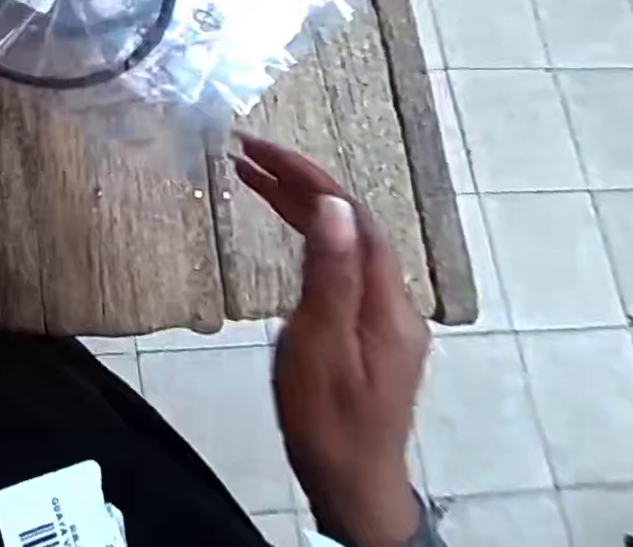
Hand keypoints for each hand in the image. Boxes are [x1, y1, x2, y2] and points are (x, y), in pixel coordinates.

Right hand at [232, 134, 428, 546]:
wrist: (350, 482)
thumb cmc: (326, 415)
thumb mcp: (321, 343)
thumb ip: (329, 273)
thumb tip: (333, 204)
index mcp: (384, 297)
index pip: (350, 213)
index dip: (306, 174)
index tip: (259, 150)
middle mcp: (388, 293)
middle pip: (345, 219)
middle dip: (296, 179)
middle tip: (244, 152)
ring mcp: (377, 307)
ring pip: (339, 236)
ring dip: (297, 200)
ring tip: (249, 173)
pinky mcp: (362, 319)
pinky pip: (334, 258)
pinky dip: (304, 230)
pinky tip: (281, 219)